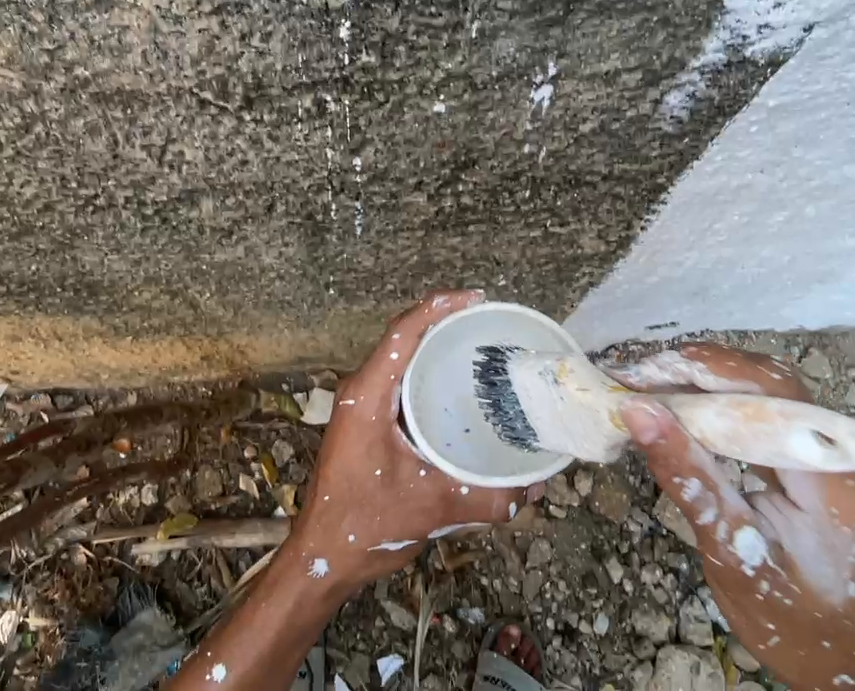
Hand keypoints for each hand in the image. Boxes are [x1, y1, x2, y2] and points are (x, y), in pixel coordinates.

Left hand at [289, 290, 540, 589]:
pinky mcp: (365, 423)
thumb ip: (488, 499)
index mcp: (368, 396)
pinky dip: (424, 374)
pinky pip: (397, 382)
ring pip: (398, 360)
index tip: (474, 298)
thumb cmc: (366, 525)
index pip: (401, 333)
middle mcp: (360, 392)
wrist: (322, 557)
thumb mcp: (433, 508)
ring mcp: (360, 406)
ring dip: (431, 346)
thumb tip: (533, 488)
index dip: (436, 308)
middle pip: (401, 338)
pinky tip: (454, 388)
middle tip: (485, 319)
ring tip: (475, 344)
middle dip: (441, 321)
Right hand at [613, 345, 854, 690]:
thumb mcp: (732, 554)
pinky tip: (683, 408)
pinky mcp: (828, 458)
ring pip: (767, 391)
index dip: (705, 371)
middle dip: (697, 372)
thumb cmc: (794, 625)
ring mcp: (845, 454)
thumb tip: (636, 408)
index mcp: (842, 477)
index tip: (642, 373)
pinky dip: (722, 406)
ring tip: (648, 386)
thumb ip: (688, 476)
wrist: (851, 669)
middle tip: (635, 377)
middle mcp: (854, 453)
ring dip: (705, 385)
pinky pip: (770, 413)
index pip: (772, 391)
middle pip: (769, 382)